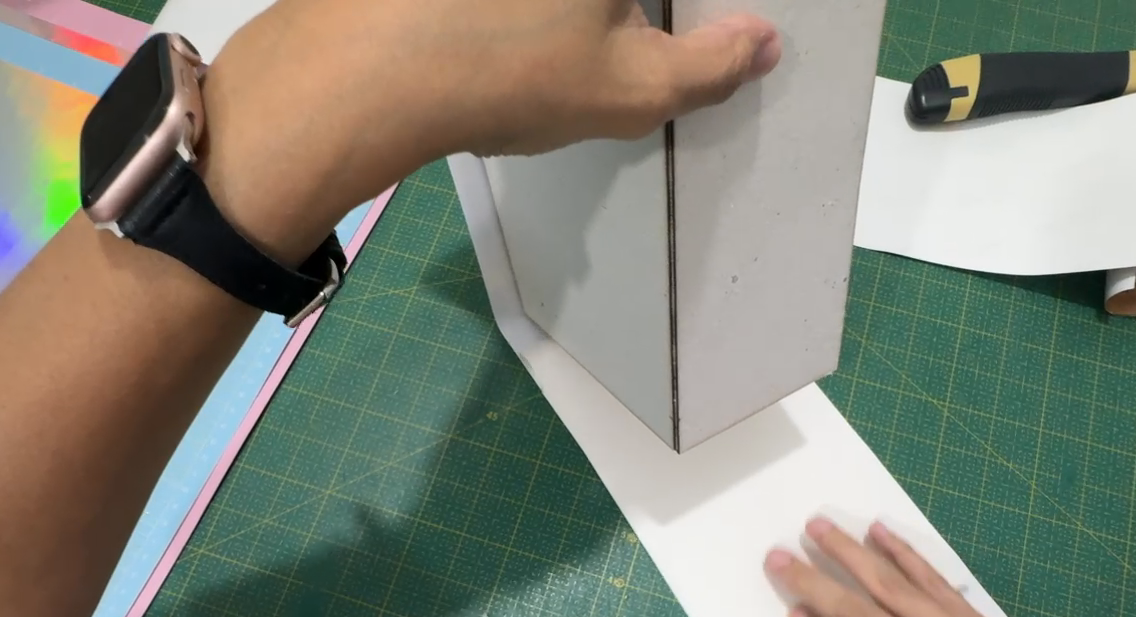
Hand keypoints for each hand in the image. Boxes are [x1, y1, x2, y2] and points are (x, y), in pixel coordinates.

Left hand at [201, 0, 780, 259]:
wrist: (370, 67)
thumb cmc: (510, 72)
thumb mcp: (627, 89)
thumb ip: (708, 68)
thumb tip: (765, 44)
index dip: (685, 22)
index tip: (668, 41)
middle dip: (626, 22)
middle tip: (623, 43)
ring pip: (566, 6)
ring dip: (576, 24)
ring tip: (552, 49)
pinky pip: (529, 8)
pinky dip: (532, 20)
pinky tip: (510, 32)